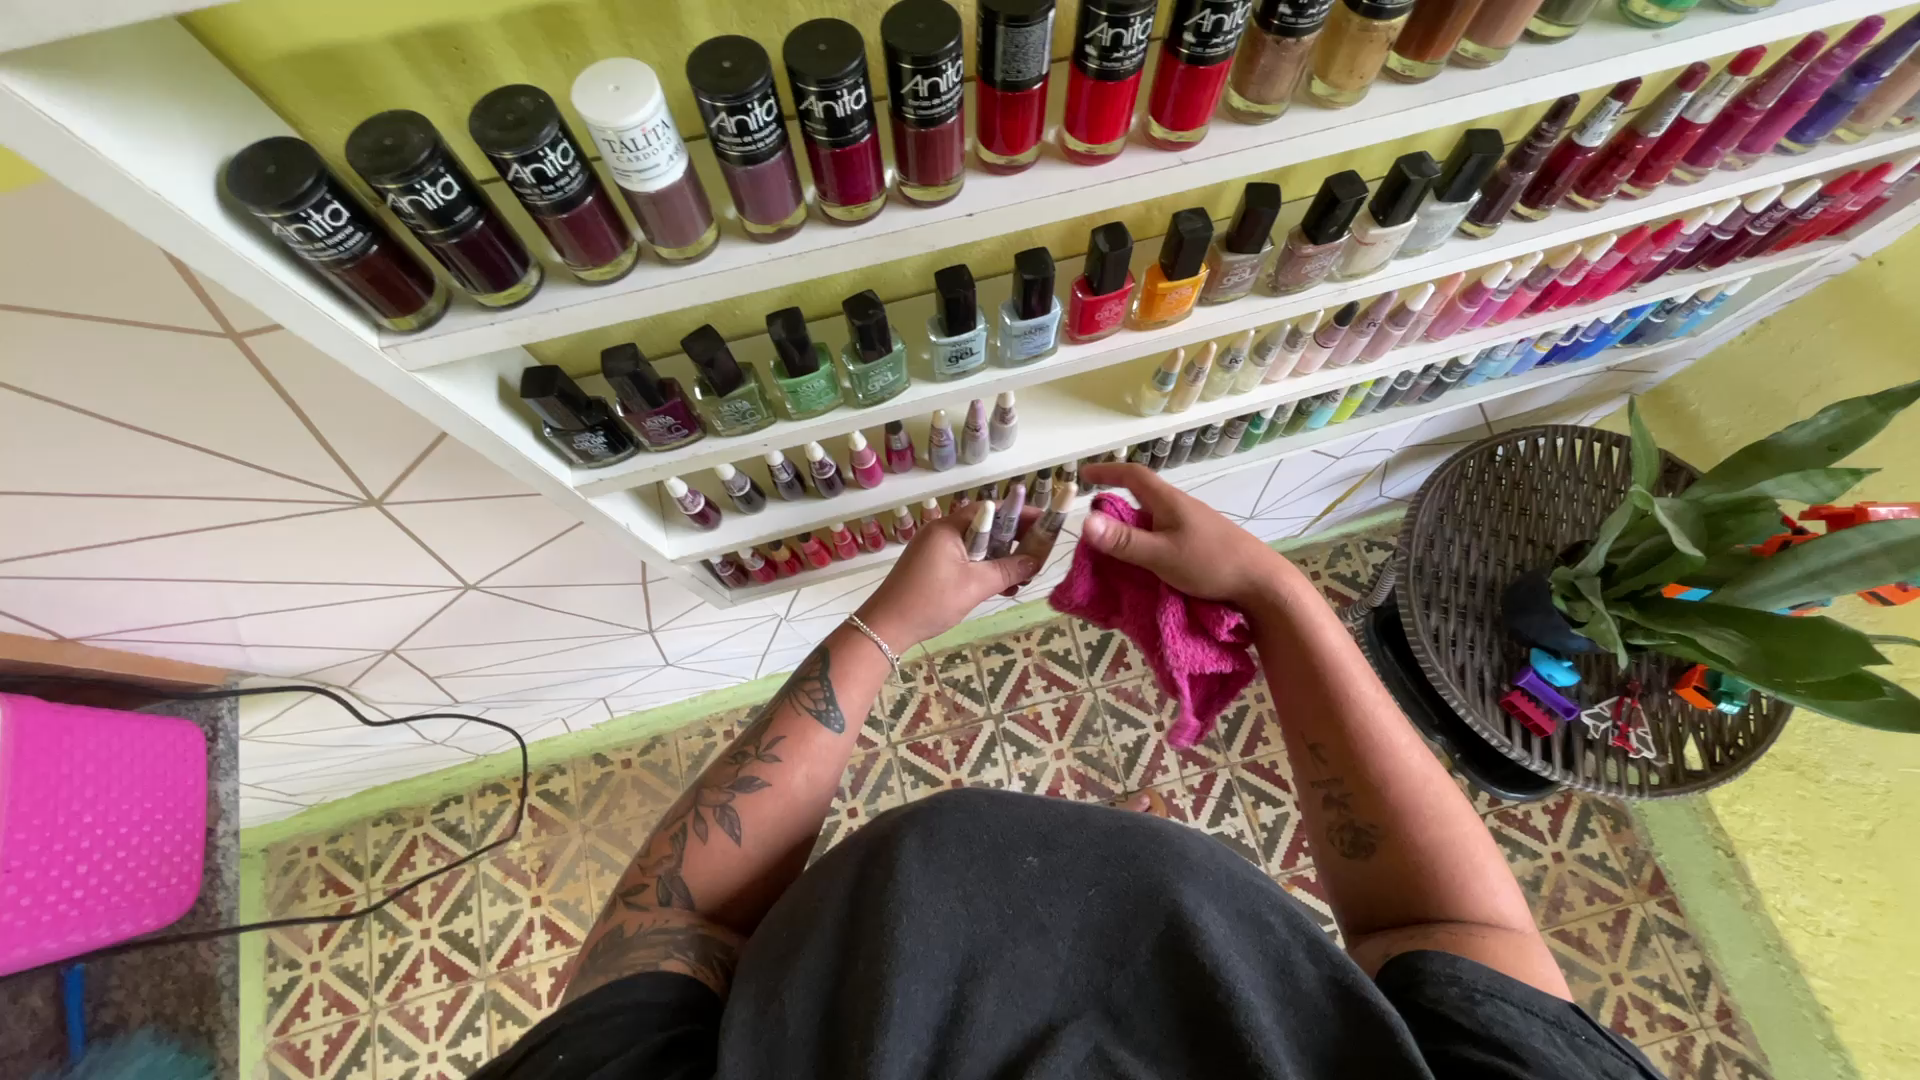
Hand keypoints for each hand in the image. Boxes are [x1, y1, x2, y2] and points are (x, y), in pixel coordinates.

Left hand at [855, 511, 1049, 649]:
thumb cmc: (929, 601)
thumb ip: (1008, 570)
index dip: (1020, 514)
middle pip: (986, 527)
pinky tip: (1001, 587)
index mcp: (949, 527)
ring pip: (977, 546)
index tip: (1045, 523)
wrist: (885, 627)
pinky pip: (965, 560)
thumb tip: (1036, 562)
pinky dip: (983, 569)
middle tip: (1038, 555)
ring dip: (1000, 559)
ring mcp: (934, 549)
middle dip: (1014, 541)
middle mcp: (941, 532)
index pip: (991, 509)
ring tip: (1022, 577)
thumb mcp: (975, 586)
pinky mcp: (931, 566)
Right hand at [1078, 463, 1295, 607]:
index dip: (1107, 471)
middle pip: (1142, 496)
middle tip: (1092, 520)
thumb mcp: (1161, 555)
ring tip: (1112, 544)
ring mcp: (1192, 525)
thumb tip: (1084, 521)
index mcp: (1169, 502)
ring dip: (1130, 524)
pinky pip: (1163, 533)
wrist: (1262, 583)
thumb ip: (1123, 541)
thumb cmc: (1211, 564)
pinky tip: (1143, 560)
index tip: (1083, 474)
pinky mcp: (1199, 543)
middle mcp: (1180, 508)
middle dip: (1114, 502)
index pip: (1133, 476)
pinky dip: (1145, 540)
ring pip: (1153, 517)